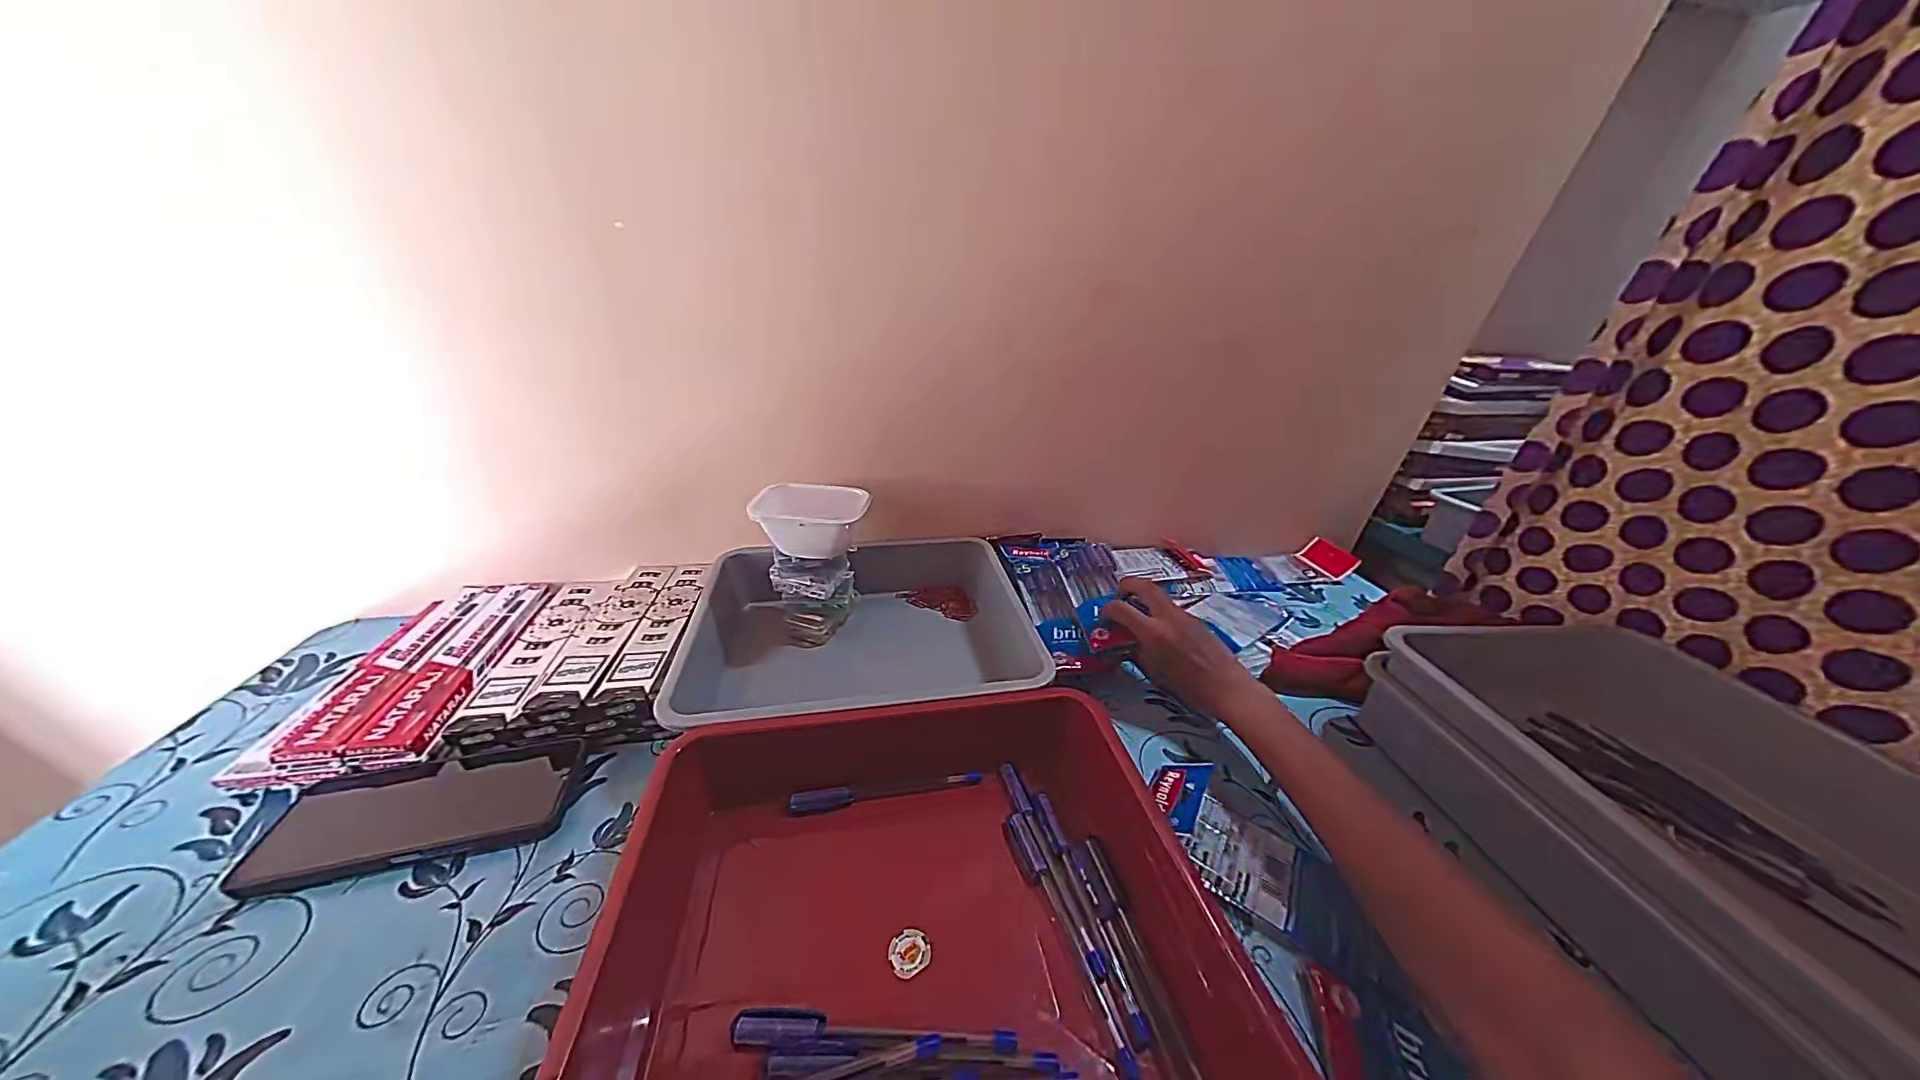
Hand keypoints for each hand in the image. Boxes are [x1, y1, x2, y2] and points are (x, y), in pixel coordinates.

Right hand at [1100, 578, 1265, 717]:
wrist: (1227, 687)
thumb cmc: (1188, 687)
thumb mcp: (1153, 671)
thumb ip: (1136, 651)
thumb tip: (1126, 641)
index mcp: (1153, 632)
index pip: (1120, 608)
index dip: (1106, 609)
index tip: (1103, 616)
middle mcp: (1168, 617)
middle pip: (1143, 586)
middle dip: (1127, 585)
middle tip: (1119, 593)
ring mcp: (1185, 616)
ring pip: (1160, 596)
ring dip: (1145, 598)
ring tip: (1138, 614)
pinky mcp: (1196, 620)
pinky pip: (1172, 609)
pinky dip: (1160, 611)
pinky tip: (1161, 630)